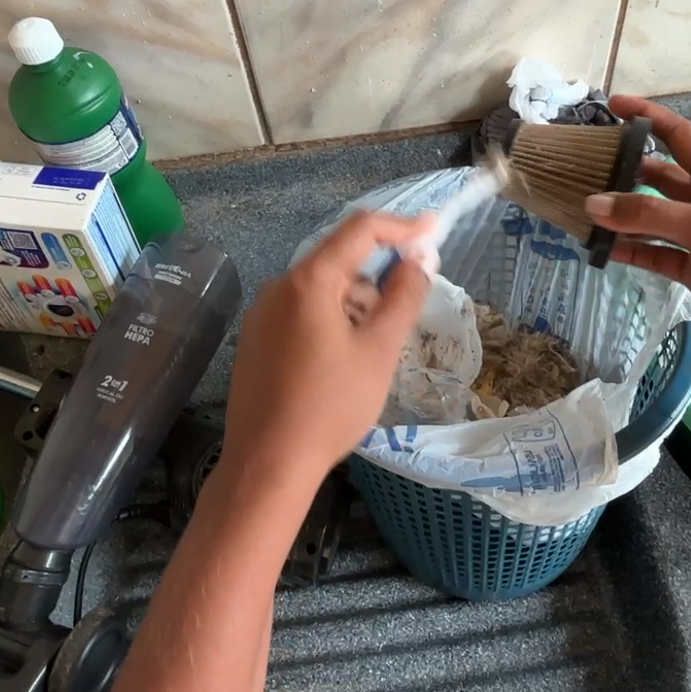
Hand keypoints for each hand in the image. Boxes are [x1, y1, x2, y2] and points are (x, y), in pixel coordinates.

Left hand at [223, 212, 432, 487]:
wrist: (266, 464)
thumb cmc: (330, 406)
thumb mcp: (379, 351)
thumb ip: (403, 297)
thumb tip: (420, 259)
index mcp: (308, 280)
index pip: (360, 230)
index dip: (401, 227)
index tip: (433, 231)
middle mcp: (279, 286)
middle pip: (339, 259)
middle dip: (379, 273)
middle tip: (410, 300)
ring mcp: (262, 313)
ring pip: (322, 288)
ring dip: (356, 301)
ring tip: (376, 345)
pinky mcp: (256, 338)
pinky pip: (303, 310)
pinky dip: (333, 318)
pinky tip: (344, 358)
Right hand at [585, 95, 690, 374]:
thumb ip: (649, 214)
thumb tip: (592, 203)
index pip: (680, 135)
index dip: (648, 116)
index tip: (612, 105)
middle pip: (658, 176)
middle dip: (624, 167)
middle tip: (583, 167)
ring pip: (650, 217)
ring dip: (620, 213)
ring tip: (581, 210)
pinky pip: (651, 252)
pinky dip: (627, 250)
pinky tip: (601, 250)